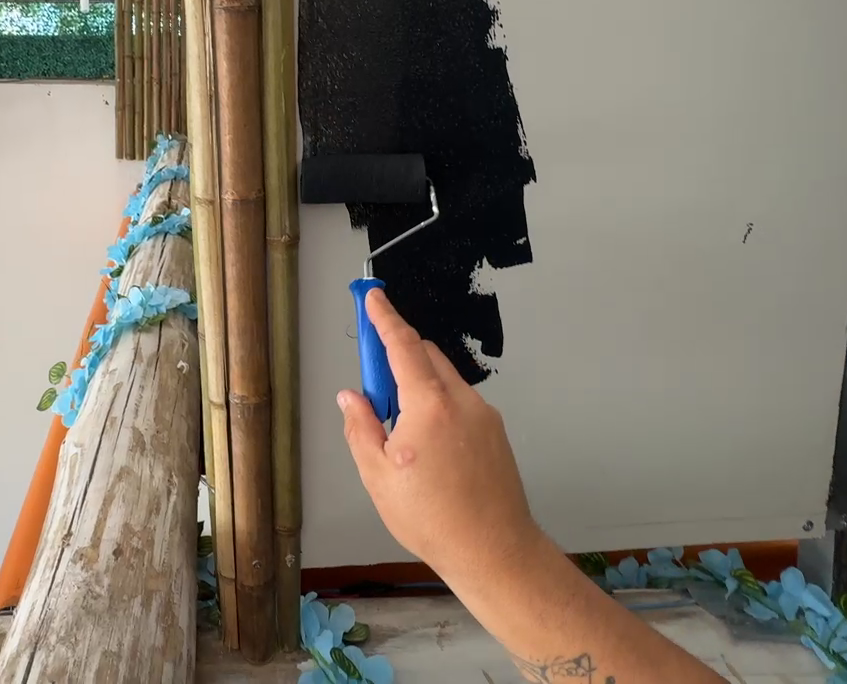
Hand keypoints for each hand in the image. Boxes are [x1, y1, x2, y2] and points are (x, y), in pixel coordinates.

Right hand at [337, 288, 545, 583]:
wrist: (495, 552)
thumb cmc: (433, 518)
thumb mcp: (378, 476)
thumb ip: (360, 427)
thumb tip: (351, 397)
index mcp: (429, 405)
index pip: (402, 345)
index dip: (384, 317)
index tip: (372, 295)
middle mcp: (461, 400)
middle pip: (425, 355)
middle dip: (397, 354)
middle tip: (375, 384)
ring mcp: (483, 414)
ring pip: (443, 378)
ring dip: (418, 382)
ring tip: (401, 429)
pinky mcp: (495, 431)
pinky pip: (459, 400)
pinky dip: (437, 402)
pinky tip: (427, 443)